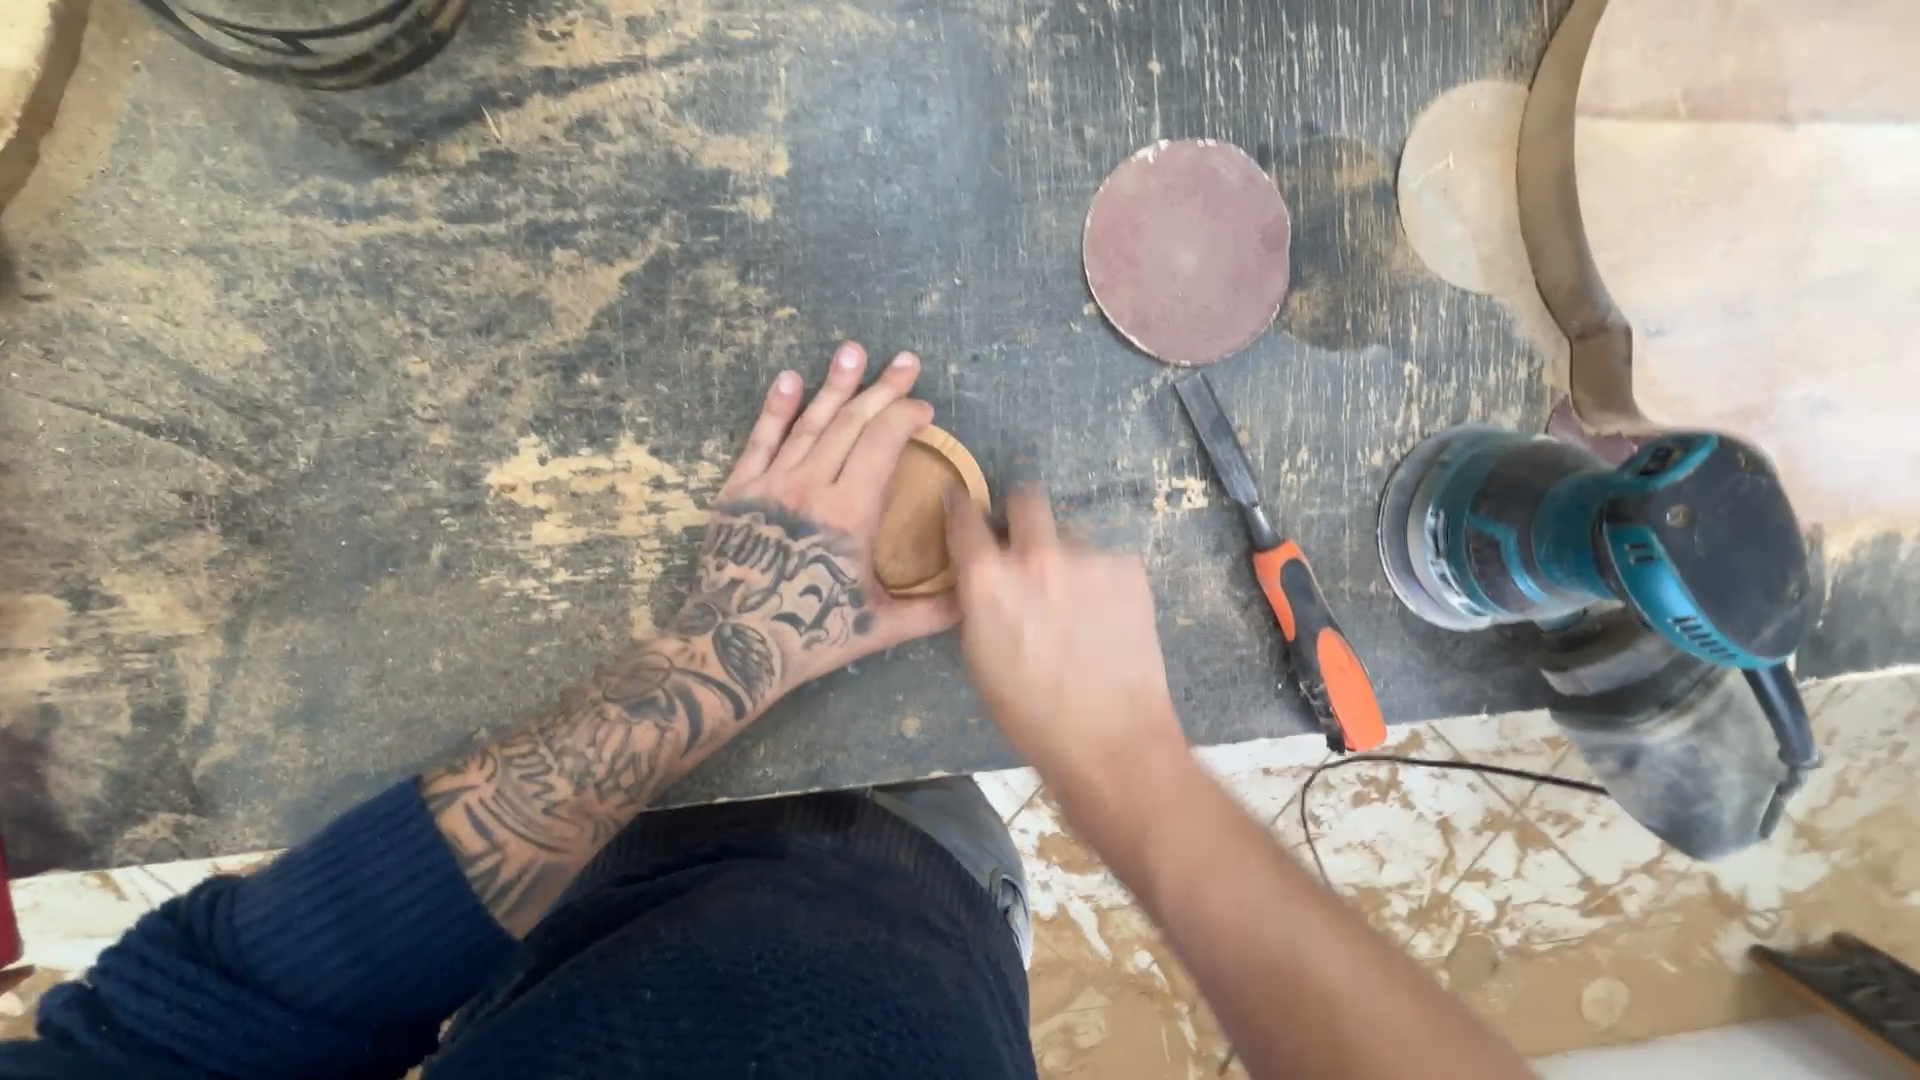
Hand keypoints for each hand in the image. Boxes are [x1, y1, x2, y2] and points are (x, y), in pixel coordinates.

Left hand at [421, 342, 957, 934]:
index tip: (924, 408)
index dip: (906, 417)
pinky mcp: (739, 490)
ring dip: (833, 385)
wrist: (734, 644)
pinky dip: (775, 409)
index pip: (883, 442)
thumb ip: (932, 611)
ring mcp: (771, 482)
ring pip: (809, 422)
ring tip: (851, 351)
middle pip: (852, 422)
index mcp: (851, 511)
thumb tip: (975, 602)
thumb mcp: (881, 625)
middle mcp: (813, 484)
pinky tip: (788, 380)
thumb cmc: (811, 635)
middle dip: (882, 389)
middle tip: (904, 360)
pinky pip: (759, 439)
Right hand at [943, 483, 1185, 792]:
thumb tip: (983, 575)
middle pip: (1026, 498)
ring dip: (1064, 555)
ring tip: (1075, 600)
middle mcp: (1036, 554)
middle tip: (1025, 544)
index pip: (964, 515)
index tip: (963, 509)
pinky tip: (1104, 615)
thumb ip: (977, 601)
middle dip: (1020, 515)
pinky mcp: (1129, 569)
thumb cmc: (1029, 712)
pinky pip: (1105, 559)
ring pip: (1070, 535)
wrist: (1110, 737)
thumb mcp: (978, 656)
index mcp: (988, 577)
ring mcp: (1088, 558)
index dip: (961, 509)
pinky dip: (1099, 578)